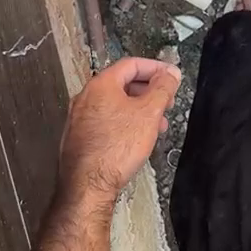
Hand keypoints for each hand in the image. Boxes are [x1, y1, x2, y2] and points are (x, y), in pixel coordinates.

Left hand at [56, 56, 180, 210]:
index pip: (132, 64)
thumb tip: (170, 73)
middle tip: (166, 99)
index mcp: (101, 84)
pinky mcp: (79, 137)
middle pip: (123, 83)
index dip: (156, 68)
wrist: (88, 185)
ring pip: (115, 103)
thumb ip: (163, 88)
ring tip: (157, 123)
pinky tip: (136, 137)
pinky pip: (106, 120)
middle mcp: (86, 97)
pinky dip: (124, 122)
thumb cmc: (115, 149)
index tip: (170, 76)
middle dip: (149, 90)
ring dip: (139, 108)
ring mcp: (79, 117)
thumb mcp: (149, 113)